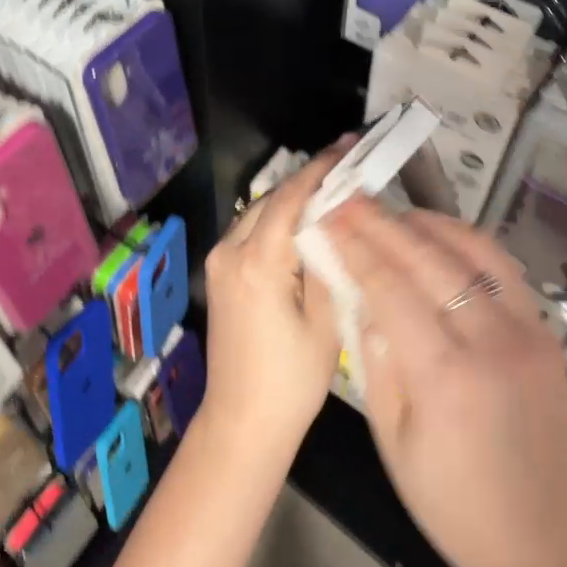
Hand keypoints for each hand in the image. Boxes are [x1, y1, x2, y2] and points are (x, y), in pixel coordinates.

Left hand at [196, 137, 351, 454]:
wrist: (242, 421)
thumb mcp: (324, 322)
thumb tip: (337, 218)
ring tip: (332, 188)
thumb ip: (328, 261)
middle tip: (348, 164)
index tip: (349, 145)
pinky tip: (304, 223)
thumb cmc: (291, 380)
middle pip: (271, 200)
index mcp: (257, 262)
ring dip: (291, 200)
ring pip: (258, 214)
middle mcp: (229, 252)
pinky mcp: (218, 275)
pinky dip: (276, 222)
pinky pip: (250, 234)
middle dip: (308, 180)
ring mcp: (218, 263)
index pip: (290, 198)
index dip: (320, 168)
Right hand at [325, 200, 566, 566]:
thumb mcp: (393, 440)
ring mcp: (526, 333)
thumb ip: (375, 360)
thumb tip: (358, 296)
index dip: (353, 246)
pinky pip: (504, 269)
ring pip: (471, 251)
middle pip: (427, 259)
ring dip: (425, 222)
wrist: (546, 537)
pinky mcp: (546, 333)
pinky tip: (439, 235)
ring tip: (389, 210)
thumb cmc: (452, 500)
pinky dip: (467, 242)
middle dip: (380, 223)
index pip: (389, 287)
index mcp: (444, 377)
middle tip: (347, 196)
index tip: (326, 216)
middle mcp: (489, 342)